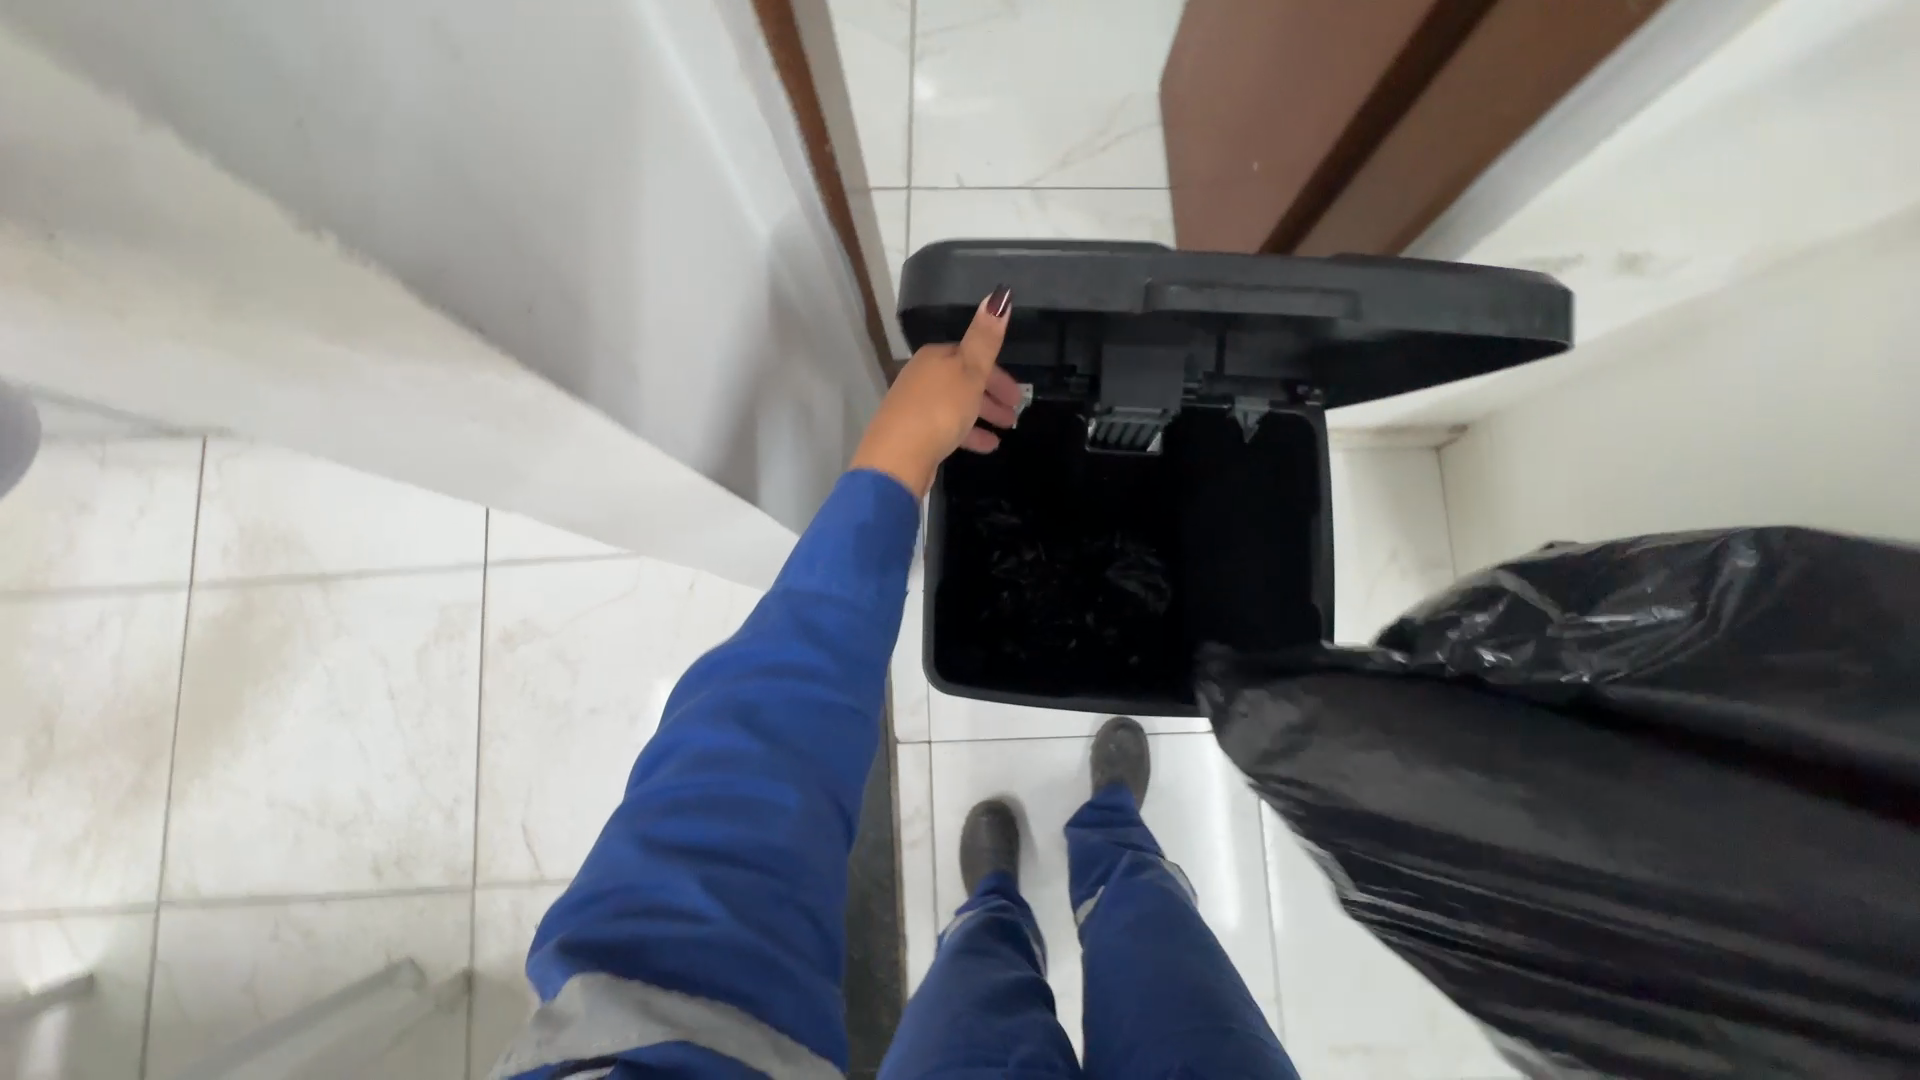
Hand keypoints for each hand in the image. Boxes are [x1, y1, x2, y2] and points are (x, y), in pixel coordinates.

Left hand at [850, 286, 1022, 496]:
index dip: (998, 374)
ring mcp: (916, 406)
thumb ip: (985, 338)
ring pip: (957, 405)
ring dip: (983, 417)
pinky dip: (968, 434)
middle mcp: (922, 377)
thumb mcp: (969, 370)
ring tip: (1005, 431)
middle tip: (1015, 415)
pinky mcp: (914, 433)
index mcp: (935, 357)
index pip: (971, 357)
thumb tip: (999, 294)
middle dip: (992, 396)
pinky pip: (947, 427)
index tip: (1018, 394)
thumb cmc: (939, 409)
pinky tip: (987, 447)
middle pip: (964, 381)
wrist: (897, 456)